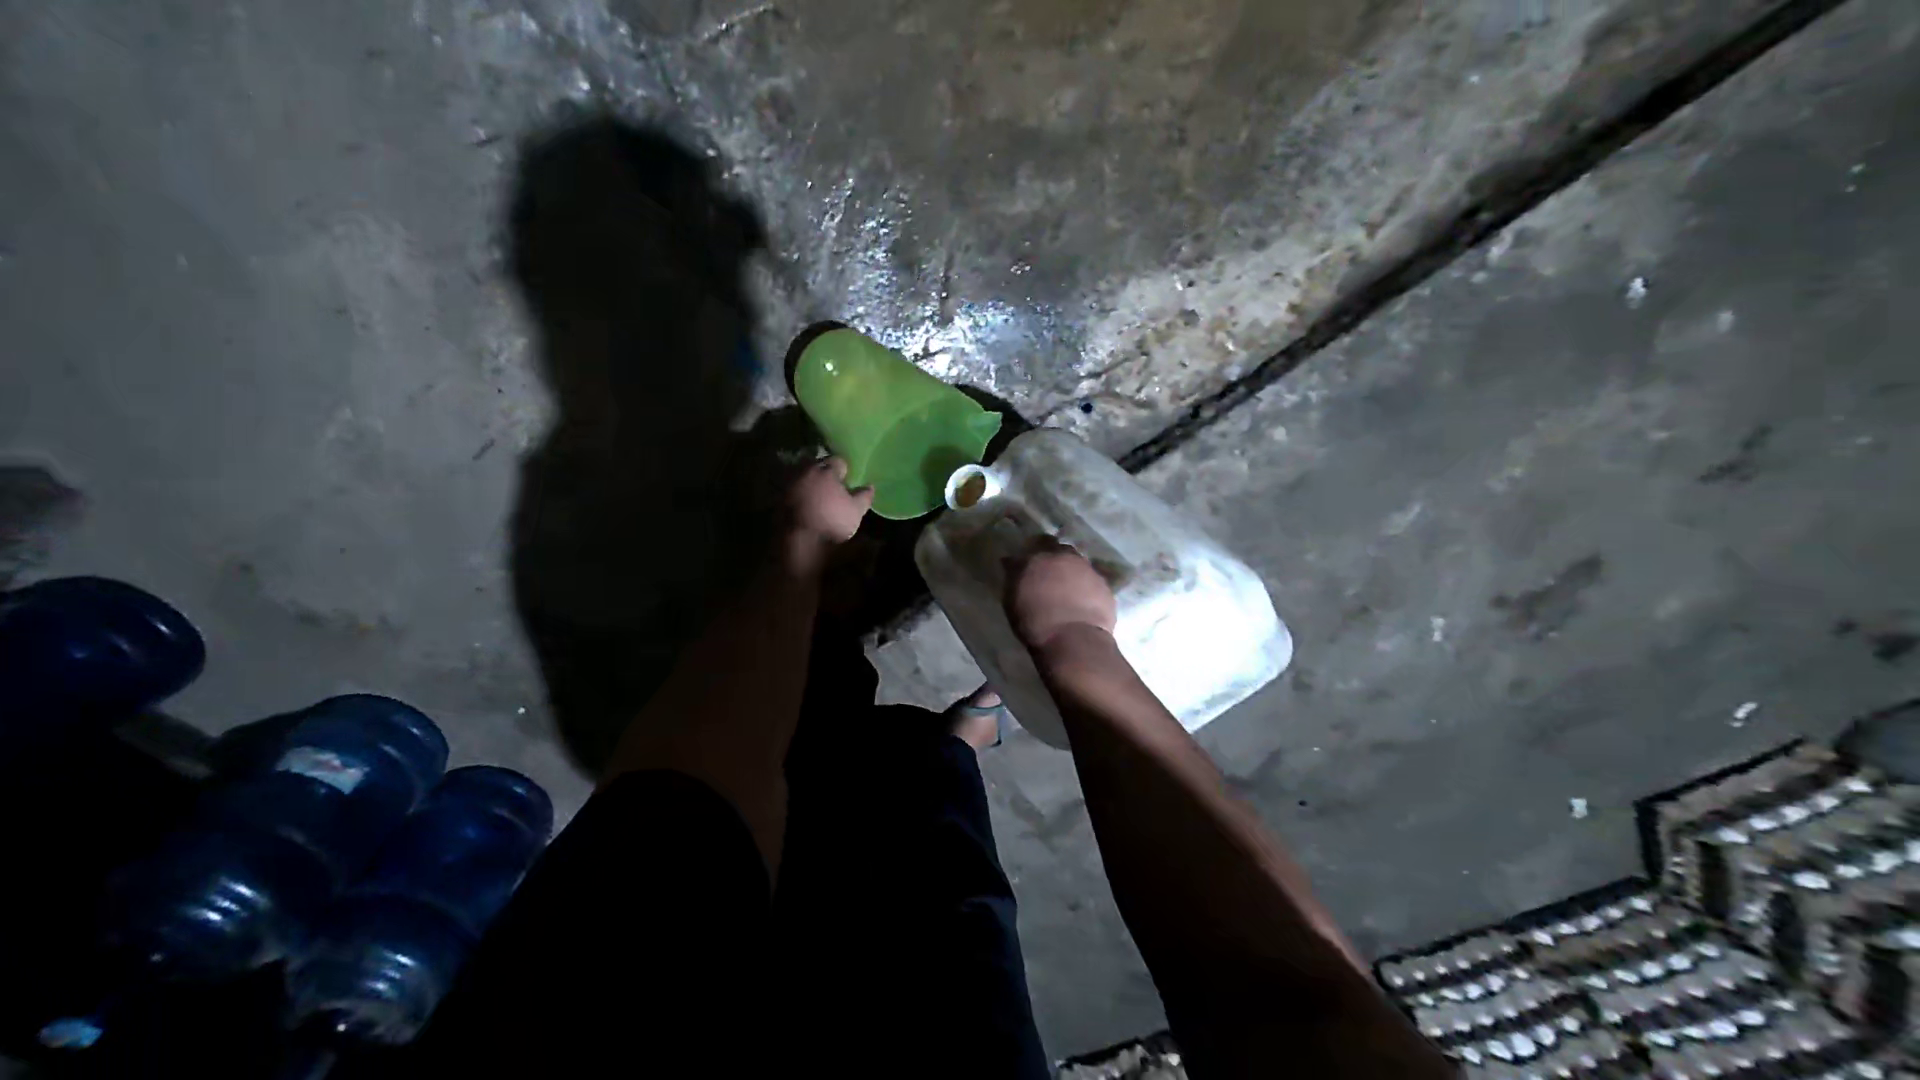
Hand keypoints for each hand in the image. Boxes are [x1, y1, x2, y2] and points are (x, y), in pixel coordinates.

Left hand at [782, 457, 872, 574]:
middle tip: (833, 488)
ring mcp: (789, 484)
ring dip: (810, 484)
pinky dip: (798, 495)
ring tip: (818, 498)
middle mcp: (806, 471)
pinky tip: (804, 507)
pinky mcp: (778, 498)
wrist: (798, 541)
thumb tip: (869, 487)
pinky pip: (792, 491)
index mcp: (826, 470)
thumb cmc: (831, 521)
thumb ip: (864, 496)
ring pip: (804, 478)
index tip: (848, 481)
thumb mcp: (856, 511)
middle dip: (826, 475)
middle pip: (818, 467)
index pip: (839, 461)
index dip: (845, 471)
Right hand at [1005, 539, 1116, 652]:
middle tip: (1049, 575)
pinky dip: (1087, 587)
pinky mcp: (1105, 586)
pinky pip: (1093, 581)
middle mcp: (1065, 557)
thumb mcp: (1012, 598)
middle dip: (1055, 558)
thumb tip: (1012, 560)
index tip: (1030, 562)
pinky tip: (1083, 602)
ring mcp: (1088, 570)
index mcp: (1039, 557)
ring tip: (1067, 590)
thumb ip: (1014, 575)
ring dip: (1072, 572)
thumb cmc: (1034, 622)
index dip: (1034, 551)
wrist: (1074, 640)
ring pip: (1079, 564)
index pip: (1036, 542)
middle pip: (1061, 550)